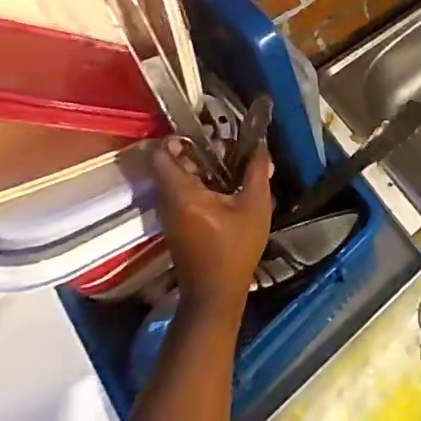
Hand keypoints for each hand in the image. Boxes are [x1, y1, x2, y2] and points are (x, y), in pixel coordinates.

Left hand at [148, 136, 274, 309]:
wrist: (216, 292)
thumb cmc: (235, 246)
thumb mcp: (255, 204)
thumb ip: (256, 171)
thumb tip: (260, 145)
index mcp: (182, 194)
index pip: (160, 157)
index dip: (174, 138)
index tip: (201, 128)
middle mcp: (169, 202)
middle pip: (171, 165)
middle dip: (196, 149)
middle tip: (227, 143)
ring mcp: (172, 215)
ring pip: (178, 179)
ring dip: (201, 165)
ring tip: (233, 160)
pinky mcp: (179, 224)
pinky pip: (184, 192)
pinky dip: (202, 181)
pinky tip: (228, 183)